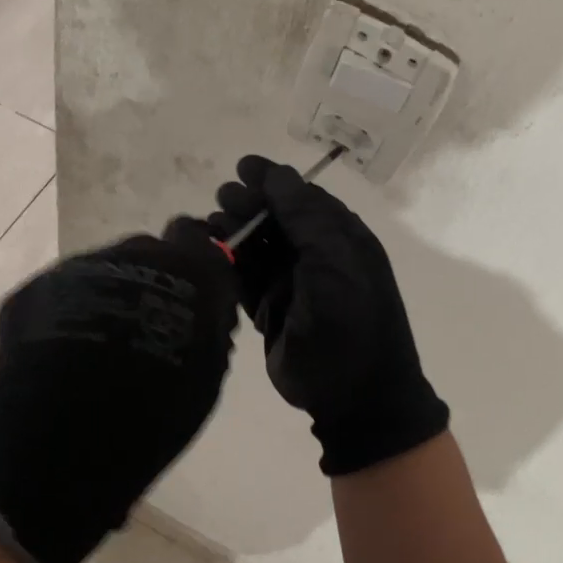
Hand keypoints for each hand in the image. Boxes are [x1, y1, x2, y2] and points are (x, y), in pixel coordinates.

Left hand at [0, 219, 237, 562]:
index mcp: (187, 267)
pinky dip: (64, 320)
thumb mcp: (209, 367)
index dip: (191, 260)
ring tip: (97, 355)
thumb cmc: (161, 404)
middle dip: (147, 283)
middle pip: (145, 254)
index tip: (190, 291)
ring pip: (100, 274)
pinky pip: (60, 297)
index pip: (194, 235)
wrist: (72, 426)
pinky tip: (60, 362)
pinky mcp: (35, 291)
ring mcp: (79, 267)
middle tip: (145, 332)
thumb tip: (206, 315)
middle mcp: (134, 252)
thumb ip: (208, 327)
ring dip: (105, 301)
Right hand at [212, 155, 448, 474]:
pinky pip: (245, 281)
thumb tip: (280, 174)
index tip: (242, 166)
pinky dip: (226, 266)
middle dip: (249, 205)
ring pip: (258, 248)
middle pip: (277, 220)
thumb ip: (307, 217)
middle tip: (221, 197)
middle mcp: (317, 257)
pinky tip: (205, 255)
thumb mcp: (335, 262)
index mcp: (342, 240)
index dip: (273, 181)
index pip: (303, 198)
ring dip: (235, 233)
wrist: (357, 397)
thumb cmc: (351, 324)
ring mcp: (293, 286)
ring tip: (209, 224)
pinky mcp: (271, 312)